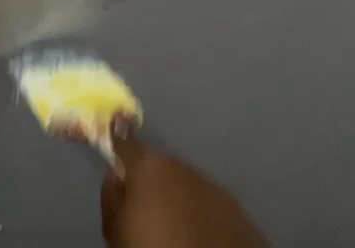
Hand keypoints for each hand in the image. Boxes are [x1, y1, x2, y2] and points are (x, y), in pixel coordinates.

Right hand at [86, 118, 266, 247]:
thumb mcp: (117, 230)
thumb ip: (112, 196)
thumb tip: (115, 175)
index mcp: (150, 168)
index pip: (127, 139)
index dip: (117, 132)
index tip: (114, 122)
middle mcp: (184, 169)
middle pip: (159, 164)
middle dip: (152, 177)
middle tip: (145, 202)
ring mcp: (216, 190)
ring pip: (187, 183)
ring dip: (179, 194)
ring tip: (175, 221)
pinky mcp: (242, 215)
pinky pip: (211, 205)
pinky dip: (202, 212)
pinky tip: (200, 232)